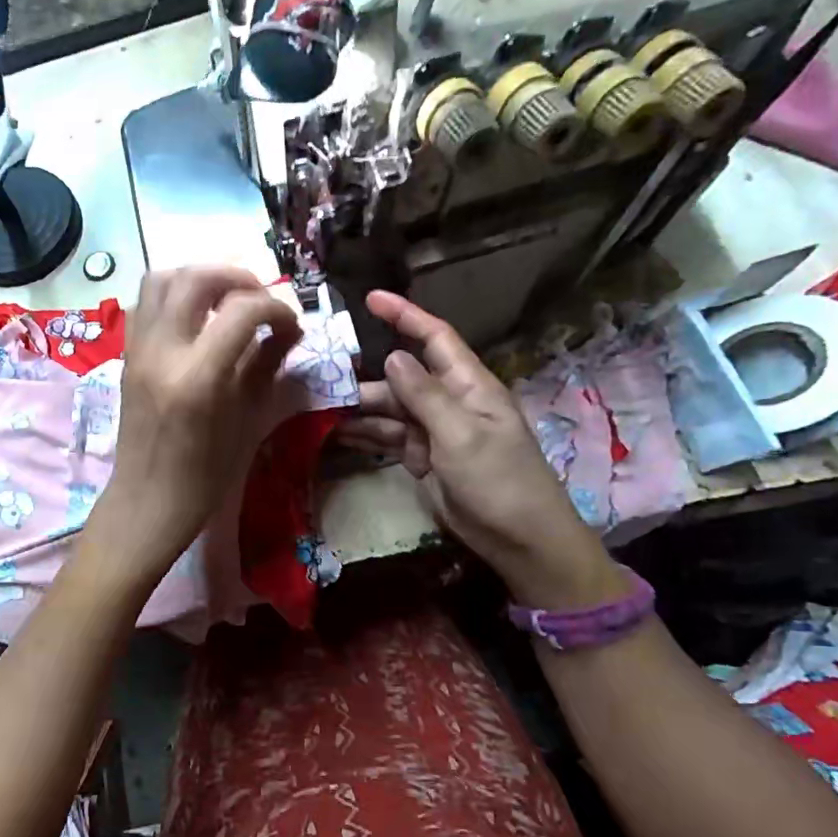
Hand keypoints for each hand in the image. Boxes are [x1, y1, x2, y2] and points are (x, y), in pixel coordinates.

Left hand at [92, 267, 301, 570]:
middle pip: (195, 277)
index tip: (290, 326)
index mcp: (198, 377)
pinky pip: (146, 304)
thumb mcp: (246, 423)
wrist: (147, 503)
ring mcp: (138, 351)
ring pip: (161, 279)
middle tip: (259, 300)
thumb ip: (266, 367)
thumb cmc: (204, 477)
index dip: (275, 308)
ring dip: (199, 279)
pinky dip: (174, 297)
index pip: (242, 309)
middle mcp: (162, 353)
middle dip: (236, 277)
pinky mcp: (126, 356)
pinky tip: (196, 321)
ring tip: (225, 301)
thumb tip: (288, 330)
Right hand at [336, 291, 626, 607]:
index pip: (435, 339)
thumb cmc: (498, 481)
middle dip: (366, 378)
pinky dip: (366, 437)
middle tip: (322, 381)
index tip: (370, 299)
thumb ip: (426, 395)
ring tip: (320, 411)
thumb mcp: (461, 435)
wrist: (517, 537)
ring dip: (360, 411)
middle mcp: (450, 403)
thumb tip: (394, 355)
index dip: (404, 316)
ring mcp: (436, 432)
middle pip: (403, 379)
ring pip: (392, 411)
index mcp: (469, 386)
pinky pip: (390, 439)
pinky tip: (337, 434)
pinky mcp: (425, 459)